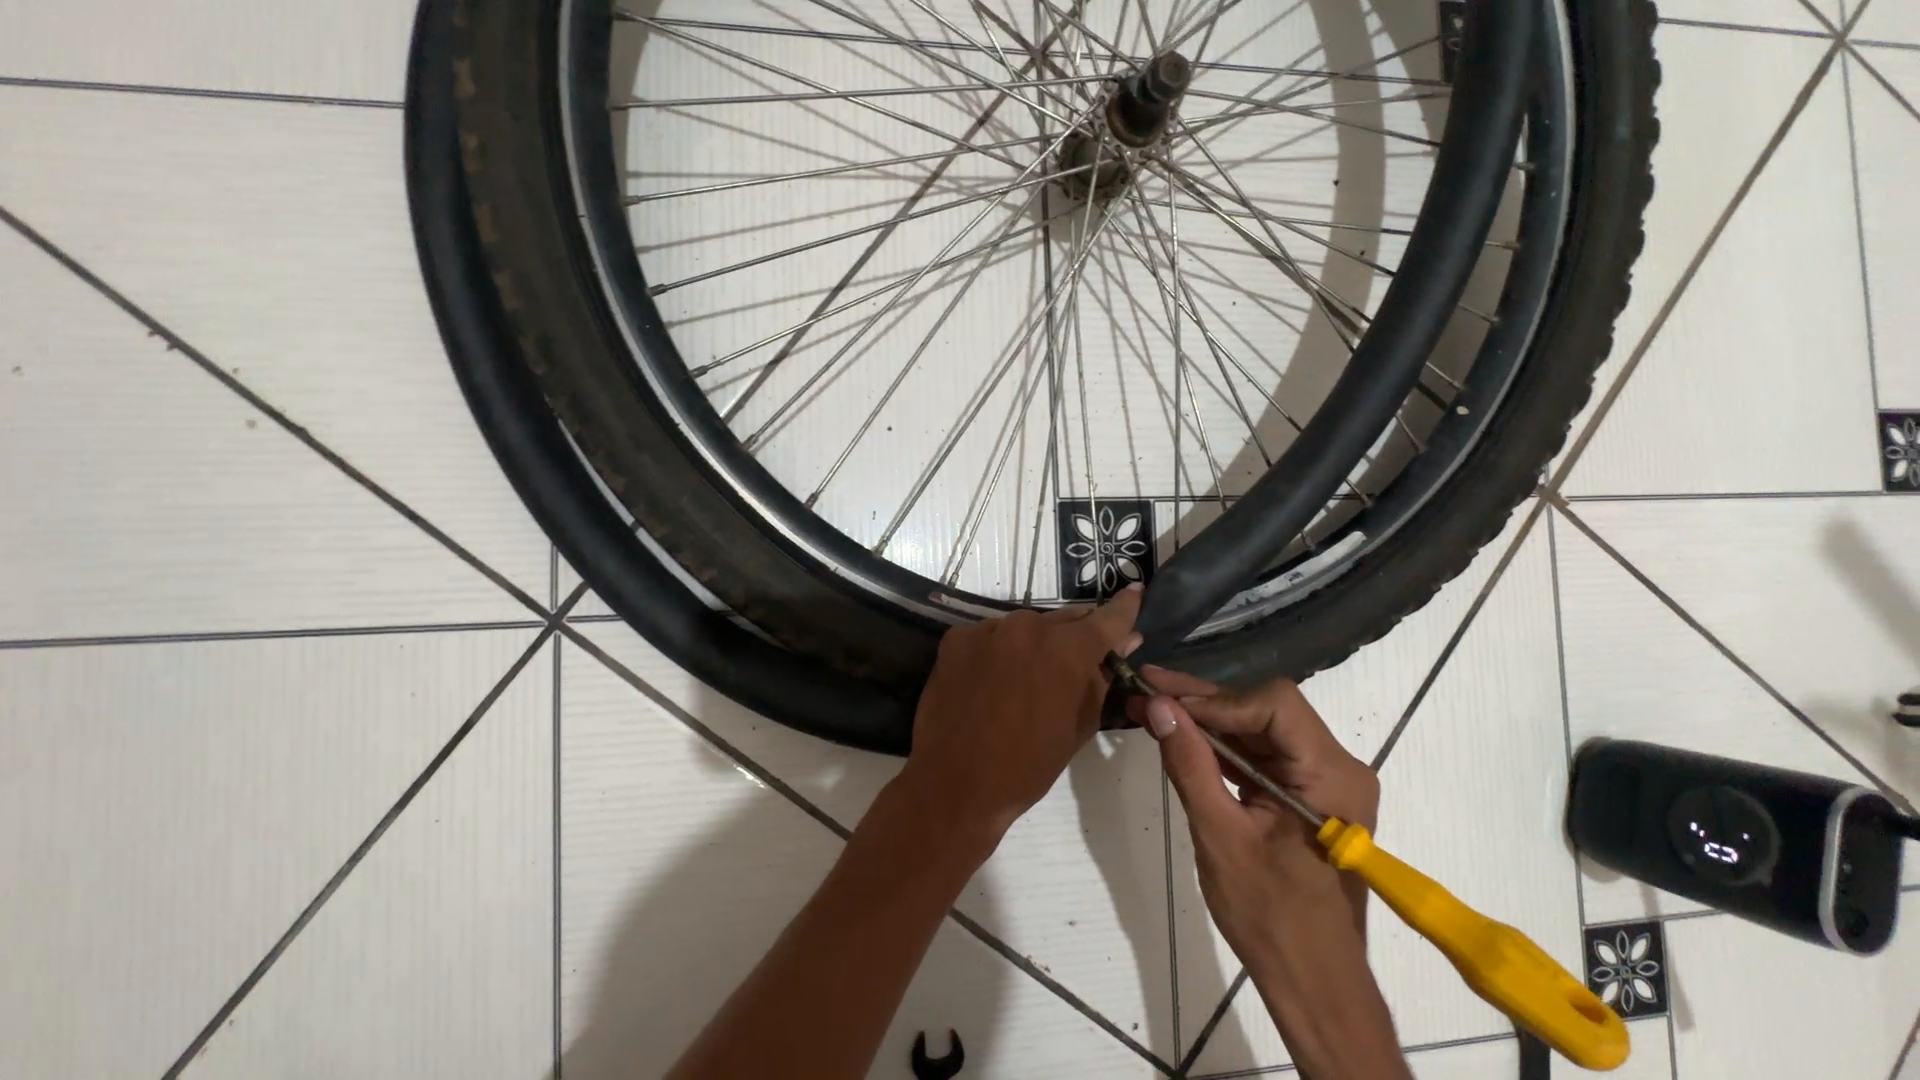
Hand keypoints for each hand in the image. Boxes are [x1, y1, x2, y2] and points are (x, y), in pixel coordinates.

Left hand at [897, 586, 1143, 842]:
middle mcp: (1029, 626)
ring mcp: (989, 629)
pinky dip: (998, 652)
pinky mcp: (957, 638)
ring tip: (1027, 681)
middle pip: (1064, 621)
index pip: (1108, 618)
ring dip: (1034, 646)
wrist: (956, 783)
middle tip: (1078, 661)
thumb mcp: (1080, 725)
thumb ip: (1101, 677)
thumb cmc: (1029, 764)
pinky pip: (990, 638)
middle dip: (1075, 638)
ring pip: (1025, 629)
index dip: (1125, 607)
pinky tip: (993, 682)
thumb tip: (1124, 642)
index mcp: (1068, 649)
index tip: (1135, 591)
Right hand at [1131, 670, 1378, 953]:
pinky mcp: (1306, 796)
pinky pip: (1261, 757)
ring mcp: (1323, 781)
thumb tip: (1157, 705)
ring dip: (1206, 722)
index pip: (1273, 705)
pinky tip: (1179, 737)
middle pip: (1265, 711)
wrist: (1312, 980)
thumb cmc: (1270, 916)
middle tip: (1145, 687)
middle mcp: (1336, 766)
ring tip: (1149, 708)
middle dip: (1203, 702)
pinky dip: (1221, 748)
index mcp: (1331, 774)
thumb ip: (1190, 764)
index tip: (1162, 701)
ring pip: (1259, 730)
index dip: (1215, 699)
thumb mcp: (1220, 835)